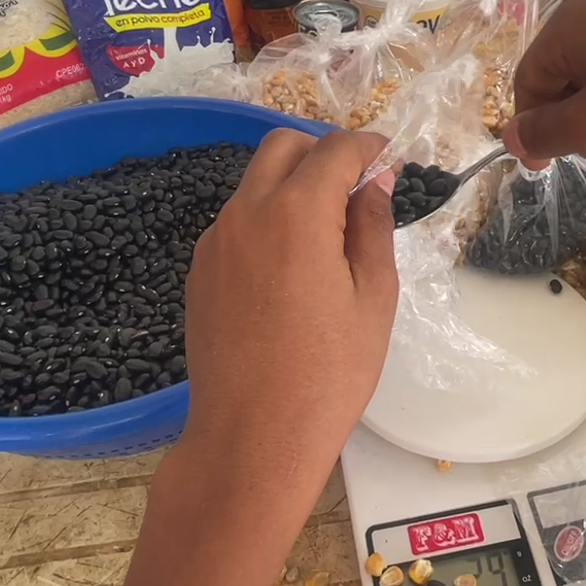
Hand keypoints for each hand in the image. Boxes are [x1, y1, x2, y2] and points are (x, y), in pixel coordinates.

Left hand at [180, 129, 397, 492]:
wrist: (251, 438)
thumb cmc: (329, 374)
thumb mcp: (374, 298)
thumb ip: (373, 227)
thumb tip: (375, 180)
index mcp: (296, 213)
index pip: (333, 150)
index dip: (366, 147)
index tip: (386, 158)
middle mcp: (246, 212)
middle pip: (281, 147)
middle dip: (322, 152)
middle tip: (355, 188)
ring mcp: (214, 241)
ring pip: (254, 182)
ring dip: (291, 185)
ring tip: (326, 234)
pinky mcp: (200, 271)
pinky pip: (236, 221)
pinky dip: (266, 217)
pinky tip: (288, 267)